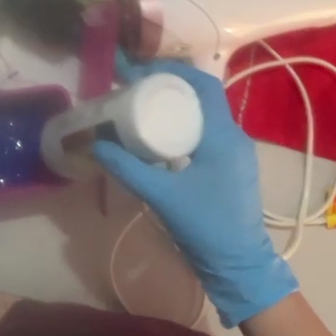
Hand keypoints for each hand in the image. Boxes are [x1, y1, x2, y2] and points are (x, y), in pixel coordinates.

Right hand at [93, 60, 295, 327]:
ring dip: (176, 107)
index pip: (203, 86)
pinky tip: (159, 136)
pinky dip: (183, 126)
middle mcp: (233, 137)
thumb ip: (129, 169)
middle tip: (134, 86)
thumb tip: (96, 144)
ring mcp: (235, 153)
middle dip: (169, 87)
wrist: (239, 265)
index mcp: (223, 136)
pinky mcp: (230, 168)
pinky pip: (206, 134)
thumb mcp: (162, 196)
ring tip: (142, 106)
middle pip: (202, 98)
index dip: (174, 71)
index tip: (142, 70)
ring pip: (204, 116)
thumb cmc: (205, 227)